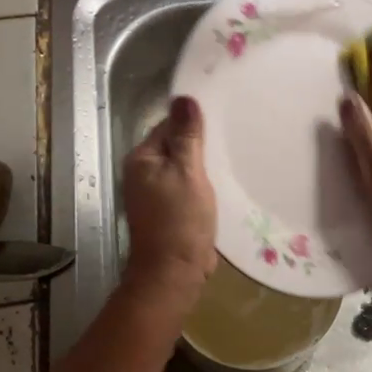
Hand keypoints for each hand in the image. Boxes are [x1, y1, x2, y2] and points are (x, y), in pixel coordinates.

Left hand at [121, 96, 217, 294]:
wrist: (174, 273)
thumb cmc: (180, 220)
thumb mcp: (188, 172)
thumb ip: (187, 136)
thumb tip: (183, 98)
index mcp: (141, 159)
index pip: (168, 126)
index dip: (193, 123)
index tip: (220, 121)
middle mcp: (142, 173)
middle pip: (175, 146)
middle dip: (199, 144)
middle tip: (230, 139)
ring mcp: (153, 194)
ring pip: (182, 168)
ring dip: (202, 166)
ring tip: (230, 158)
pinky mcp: (167, 211)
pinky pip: (186, 187)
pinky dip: (201, 184)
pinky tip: (222, 183)